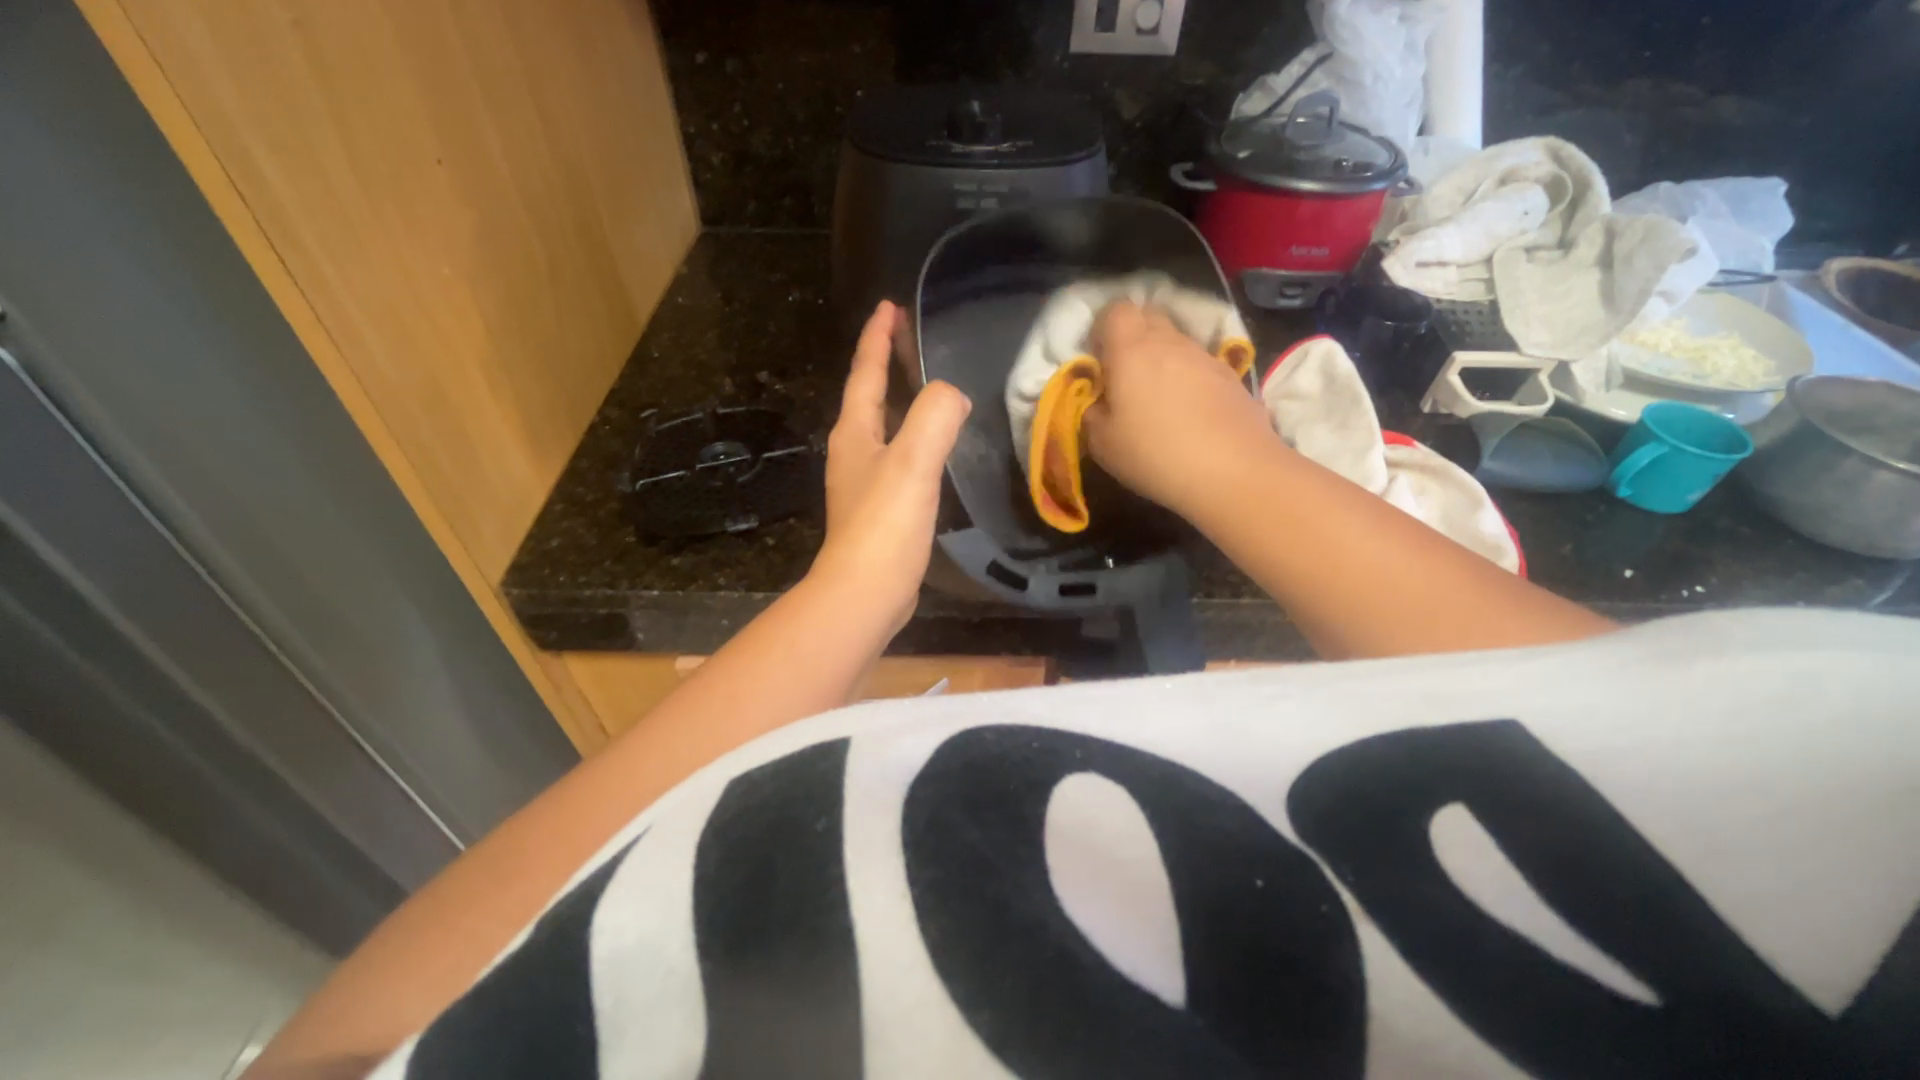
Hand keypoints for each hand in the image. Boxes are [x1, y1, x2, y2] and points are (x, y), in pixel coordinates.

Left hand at [810, 301, 971, 633]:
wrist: (866, 592)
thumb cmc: (885, 523)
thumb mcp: (913, 460)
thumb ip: (935, 416)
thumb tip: (952, 394)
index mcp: (854, 432)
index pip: (864, 371)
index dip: (877, 337)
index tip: (889, 306)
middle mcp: (852, 451)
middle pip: (868, 396)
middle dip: (886, 364)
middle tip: (911, 339)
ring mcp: (862, 481)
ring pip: (882, 427)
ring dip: (899, 401)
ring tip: (926, 387)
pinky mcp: (878, 509)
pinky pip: (897, 457)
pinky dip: (913, 438)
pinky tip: (934, 449)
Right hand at [1082, 300, 1281, 517]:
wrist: (1236, 471)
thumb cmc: (1156, 455)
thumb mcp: (1103, 444)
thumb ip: (1091, 411)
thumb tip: (1095, 399)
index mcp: (1132, 350)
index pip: (1116, 309)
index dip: (1103, 328)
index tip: (1098, 360)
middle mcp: (1171, 342)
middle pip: (1149, 316)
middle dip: (1133, 336)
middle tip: (1125, 375)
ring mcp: (1206, 357)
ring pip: (1177, 342)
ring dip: (1163, 359)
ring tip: (1159, 399)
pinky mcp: (1232, 377)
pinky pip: (1200, 365)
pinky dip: (1190, 378)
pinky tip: (1190, 413)